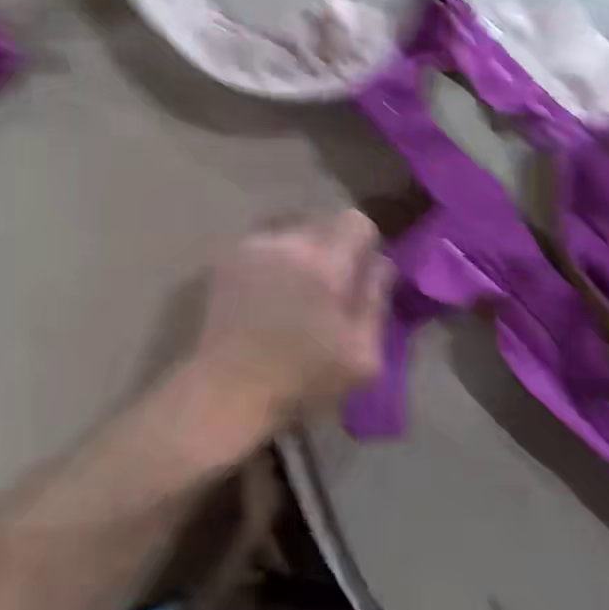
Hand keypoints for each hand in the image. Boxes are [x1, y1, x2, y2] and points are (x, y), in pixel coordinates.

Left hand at [185, 211, 393, 434]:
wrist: (227, 390)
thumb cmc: (301, 379)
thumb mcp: (361, 356)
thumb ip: (376, 302)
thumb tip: (381, 264)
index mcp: (326, 265)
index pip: (356, 221)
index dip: (364, 243)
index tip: (359, 271)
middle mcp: (289, 244)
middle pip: (324, 219)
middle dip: (333, 244)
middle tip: (329, 282)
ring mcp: (255, 247)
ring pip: (292, 227)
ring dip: (302, 247)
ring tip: (297, 283)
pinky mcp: (229, 257)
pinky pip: (265, 241)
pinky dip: (274, 256)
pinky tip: (269, 289)